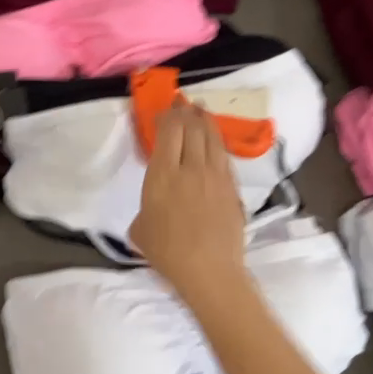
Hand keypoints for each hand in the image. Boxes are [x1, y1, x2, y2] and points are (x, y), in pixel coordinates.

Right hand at [129, 99, 250, 300]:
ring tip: (201, 111)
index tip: (164, 108)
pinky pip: (224, 156)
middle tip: (182, 103)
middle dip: (186, 112)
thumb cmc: (166, 252)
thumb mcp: (139, 227)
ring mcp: (215, 177)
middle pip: (191, 129)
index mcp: (162, 175)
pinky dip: (217, 143)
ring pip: (212, 138)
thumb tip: (154, 206)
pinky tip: (214, 141)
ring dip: (205, 121)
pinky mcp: (232, 189)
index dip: (167, 115)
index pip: (168, 132)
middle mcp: (190, 168)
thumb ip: (146, 207)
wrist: (209, 271)